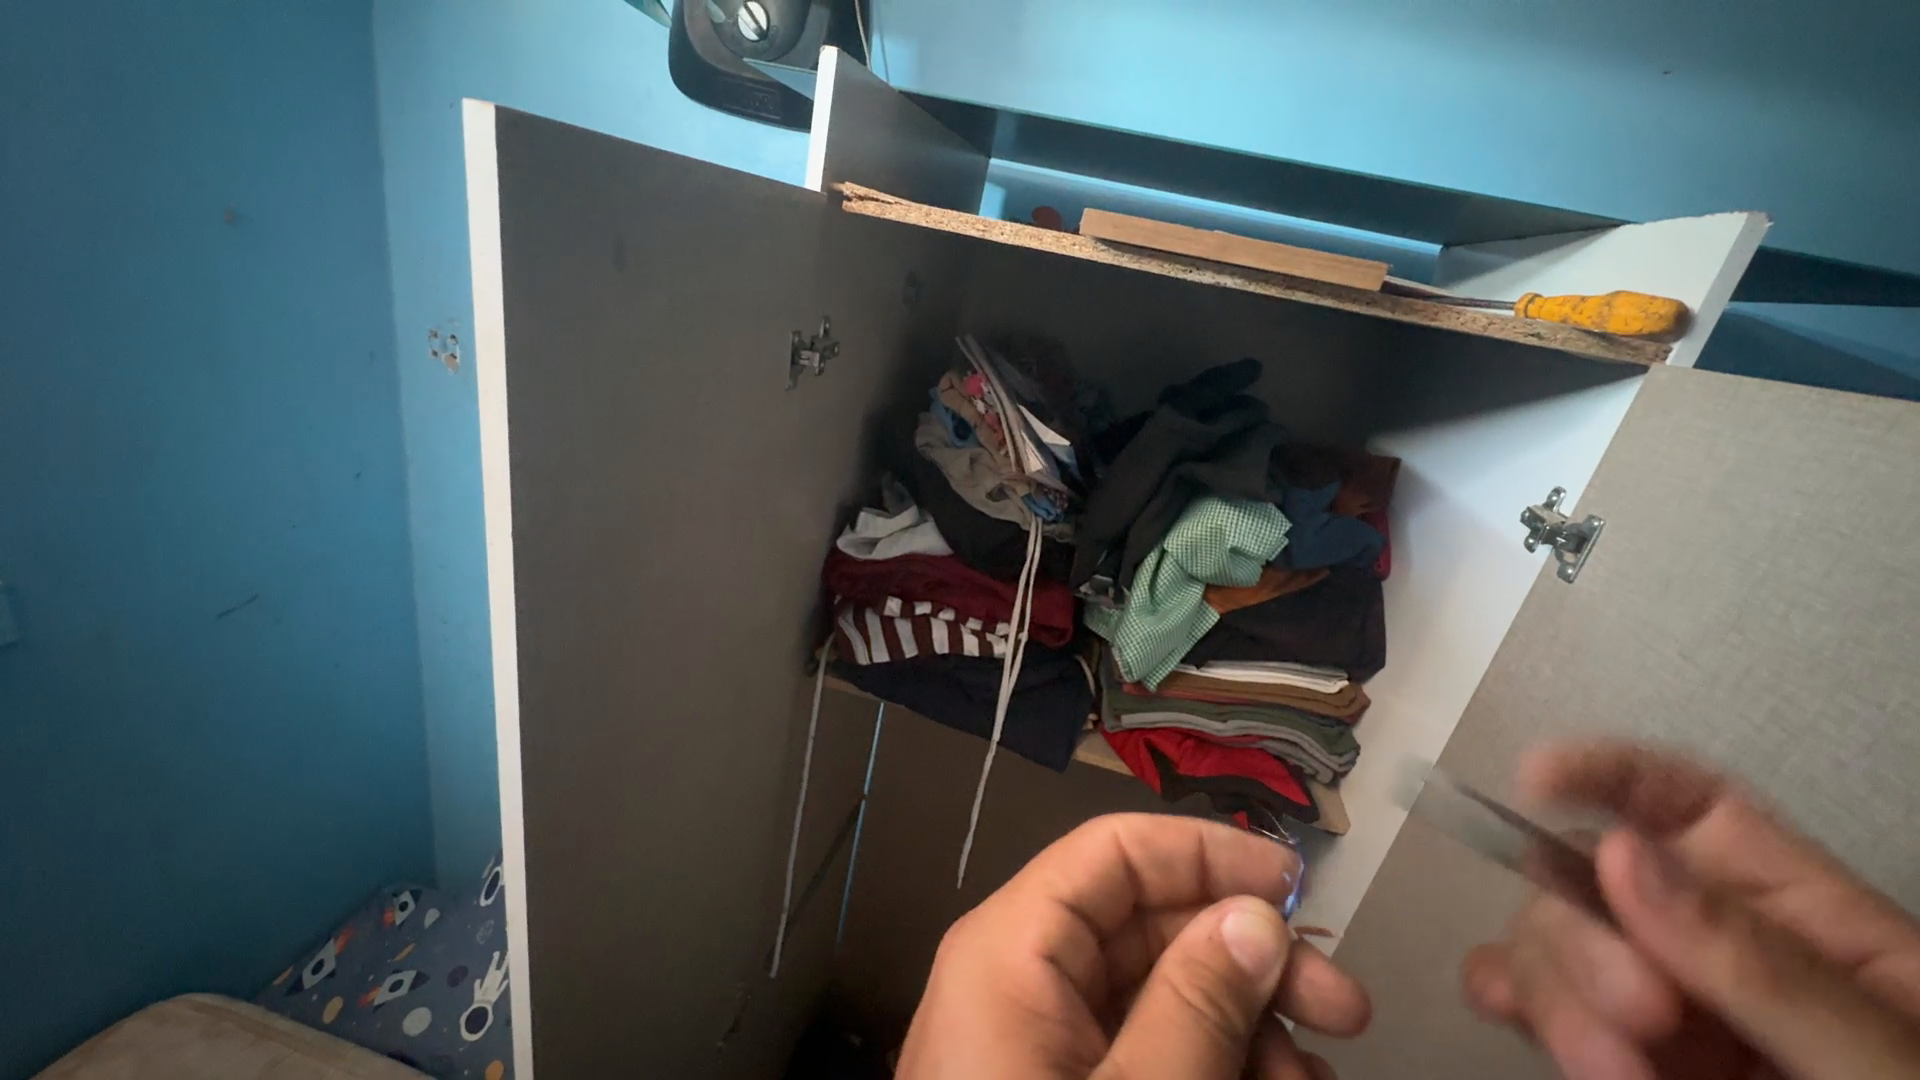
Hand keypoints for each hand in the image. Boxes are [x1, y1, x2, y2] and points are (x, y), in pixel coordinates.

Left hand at [897, 813, 1370, 1078]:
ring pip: (1163, 990)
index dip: (1203, 850)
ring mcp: (1048, 1037)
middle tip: (1344, 1005)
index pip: (1112, 851)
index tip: (1297, 883)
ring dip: (1247, 1025)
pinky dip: (1218, 1065)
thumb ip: (1194, 1003)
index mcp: (1013, 947)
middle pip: (1147, 922)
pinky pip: (1155, 1049)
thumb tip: (1255, 915)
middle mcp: (1026, 974)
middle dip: (1246, 954)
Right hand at [1462, 741, 1919, 1079]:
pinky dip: (1506, 995)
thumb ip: (1768, 970)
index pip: (1685, 800)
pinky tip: (1508, 1013)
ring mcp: (1649, 992)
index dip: (1605, 770)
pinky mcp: (1607, 1045)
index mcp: (1794, 912)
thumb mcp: (1891, 1064)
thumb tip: (1617, 854)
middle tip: (1638, 1017)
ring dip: (1548, 988)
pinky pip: (1518, 989)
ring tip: (1610, 1072)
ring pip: (1540, 932)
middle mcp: (1699, 934)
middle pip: (1584, 875)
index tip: (1535, 778)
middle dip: (1584, 934)